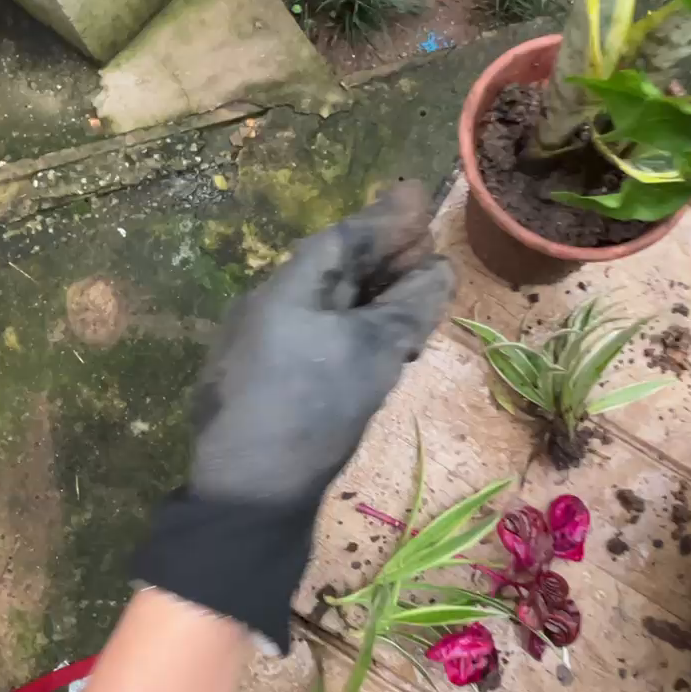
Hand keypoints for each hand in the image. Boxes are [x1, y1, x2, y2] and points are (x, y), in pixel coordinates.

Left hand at [131, 185, 453, 649]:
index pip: (340, 240)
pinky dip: (356, 332)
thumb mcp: (370, 354)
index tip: (417, 196)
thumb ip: (407, 309)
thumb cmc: (311, 410)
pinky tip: (380, 343)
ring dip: (372, 296)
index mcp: (284, 290)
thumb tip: (440, 271)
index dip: (383, 218)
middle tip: (425, 243)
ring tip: (414, 289)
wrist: (250, 496)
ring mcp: (263, 349)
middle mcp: (268, 309)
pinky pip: (320, 339)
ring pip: (328, 307)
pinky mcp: (270, 385)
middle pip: (332, 271)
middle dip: (382, 255)